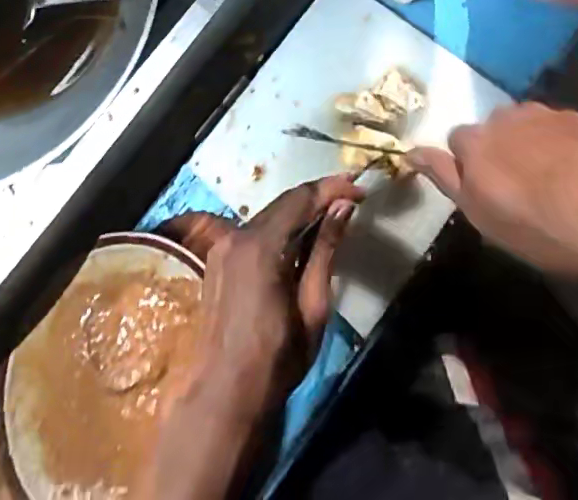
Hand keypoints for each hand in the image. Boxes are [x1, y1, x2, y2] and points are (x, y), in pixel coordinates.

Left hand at [179, 176, 364, 417]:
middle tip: (351, 197)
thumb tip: (342, 208)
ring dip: (299, 213)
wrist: (225, 392)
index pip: (299, 199)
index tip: (359, 186)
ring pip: (268, 216)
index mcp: (260, 246)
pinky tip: (301, 238)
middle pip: (282, 204)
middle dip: (317, 197)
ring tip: (333, 215)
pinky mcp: (218, 260)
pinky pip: (255, 233)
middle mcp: (236, 236)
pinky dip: (281, 229)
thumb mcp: (313, 306)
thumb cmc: (277, 357)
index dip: (331, 188)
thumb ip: (325, 251)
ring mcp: (222, 247)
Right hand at [408, 103, 577, 292]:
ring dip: (532, 145)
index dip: (472, 168)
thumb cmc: (548, 231)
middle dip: (501, 151)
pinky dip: (564, 147)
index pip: (457, 142)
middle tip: (524, 190)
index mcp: (475, 142)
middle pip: (492, 130)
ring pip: (527, 126)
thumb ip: (447, 178)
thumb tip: (411, 150)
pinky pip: (561, 130)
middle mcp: (505, 118)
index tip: (492, 194)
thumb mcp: (485, 218)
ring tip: (558, 183)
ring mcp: (548, 115)